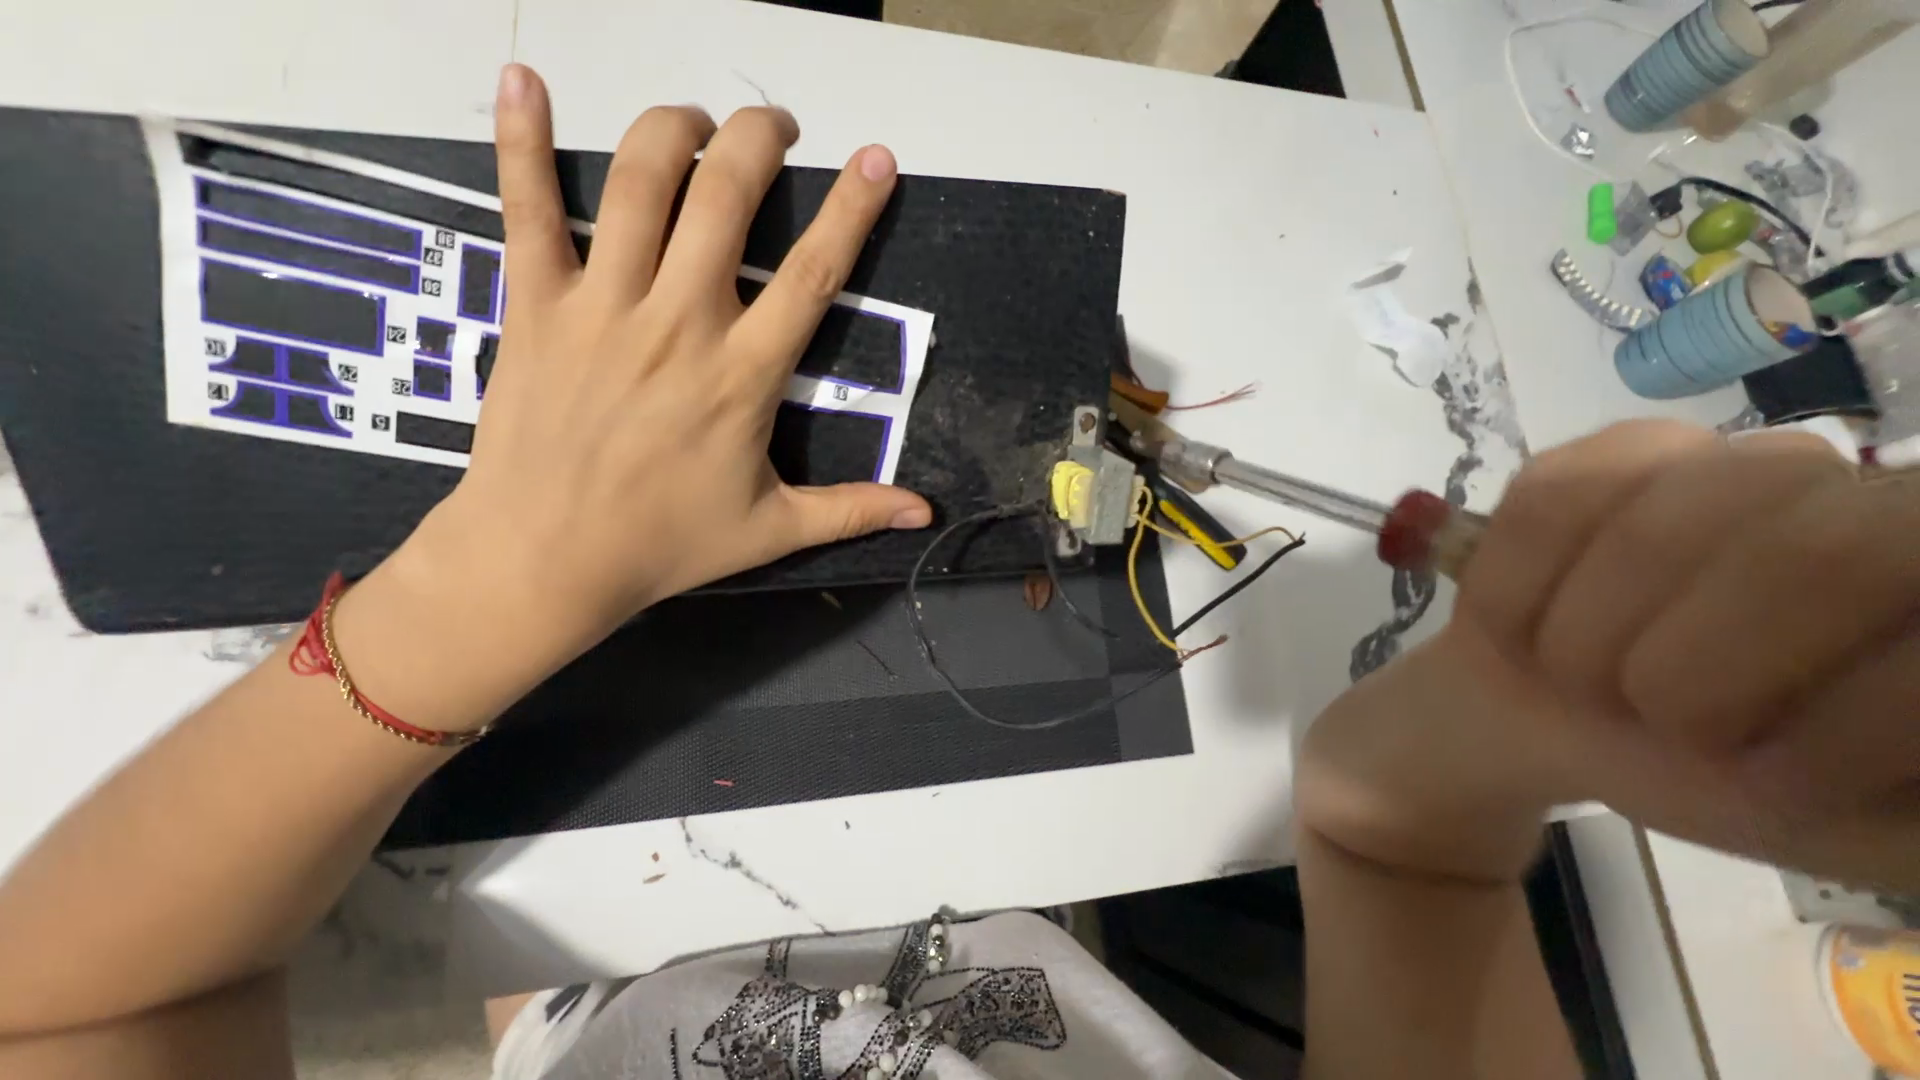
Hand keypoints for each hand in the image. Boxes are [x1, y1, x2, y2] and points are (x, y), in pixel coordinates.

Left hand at [331, 64, 930, 729]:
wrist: (544, 561)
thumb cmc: (664, 545)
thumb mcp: (772, 531)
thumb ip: (852, 510)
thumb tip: (925, 512)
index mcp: (743, 376)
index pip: (811, 274)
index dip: (851, 210)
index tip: (876, 159)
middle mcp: (679, 323)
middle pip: (724, 198)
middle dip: (757, 140)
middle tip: (775, 127)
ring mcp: (603, 308)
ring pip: (638, 185)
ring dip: (673, 130)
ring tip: (695, 120)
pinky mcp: (537, 306)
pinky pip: (527, 210)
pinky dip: (522, 139)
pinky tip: (525, 78)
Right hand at [1298, 420, 1919, 889]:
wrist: (1551, 713)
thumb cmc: (1696, 772)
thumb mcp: (1828, 820)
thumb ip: (1904, 796)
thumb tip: (1893, 707)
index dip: (1860, 718)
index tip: (1771, 786)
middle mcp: (1867, 502)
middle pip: (1815, 555)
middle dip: (1689, 672)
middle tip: (1648, 718)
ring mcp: (1733, 460)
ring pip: (1656, 530)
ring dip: (1585, 642)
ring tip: (1577, 676)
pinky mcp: (1604, 451)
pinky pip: (1545, 505)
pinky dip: (1511, 591)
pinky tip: (1520, 625)